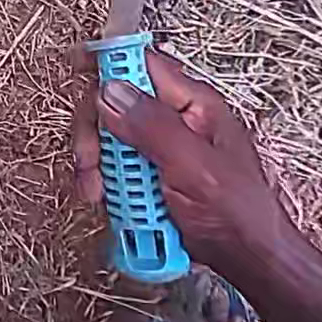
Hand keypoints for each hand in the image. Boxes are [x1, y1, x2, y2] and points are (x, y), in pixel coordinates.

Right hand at [73, 49, 296, 268]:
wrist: (245, 260)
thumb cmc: (236, 214)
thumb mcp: (193, 168)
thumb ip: (152, 127)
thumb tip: (110, 89)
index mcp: (193, 104)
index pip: (142, 64)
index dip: (108, 61)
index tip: (75, 65)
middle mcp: (173, 119)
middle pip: (113, 102)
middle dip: (94, 133)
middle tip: (90, 163)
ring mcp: (158, 145)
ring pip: (107, 137)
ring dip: (97, 166)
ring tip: (100, 193)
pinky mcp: (148, 170)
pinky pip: (113, 166)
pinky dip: (104, 183)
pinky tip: (108, 200)